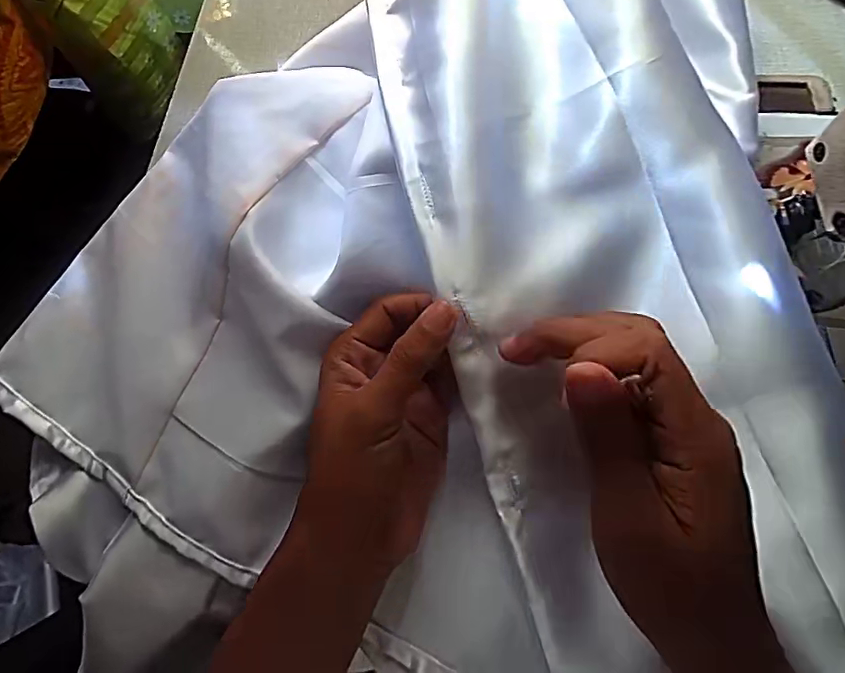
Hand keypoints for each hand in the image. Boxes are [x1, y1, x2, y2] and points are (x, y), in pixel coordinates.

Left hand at [210, 294, 457, 672]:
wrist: (362, 540)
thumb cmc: (353, 467)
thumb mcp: (376, 406)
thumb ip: (410, 356)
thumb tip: (445, 308)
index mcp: (352, 355)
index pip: (386, 312)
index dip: (416, 304)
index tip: (455, 305)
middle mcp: (380, 365)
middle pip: (413, 327)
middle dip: (441, 319)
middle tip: (482, 314)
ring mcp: (408, 389)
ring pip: (435, 351)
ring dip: (458, 342)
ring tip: (492, 330)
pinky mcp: (432, 413)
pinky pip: (452, 380)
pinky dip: (468, 369)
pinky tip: (489, 358)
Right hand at [501, 313, 789, 672]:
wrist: (714, 642)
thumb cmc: (670, 588)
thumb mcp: (628, 519)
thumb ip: (607, 438)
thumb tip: (579, 366)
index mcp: (695, 431)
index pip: (648, 351)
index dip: (591, 345)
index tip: (541, 370)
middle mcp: (696, 416)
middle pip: (642, 340)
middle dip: (577, 332)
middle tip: (519, 347)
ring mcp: (686, 424)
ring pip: (638, 352)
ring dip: (582, 342)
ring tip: (532, 352)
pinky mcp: (672, 437)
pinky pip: (634, 379)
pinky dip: (593, 365)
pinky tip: (565, 377)